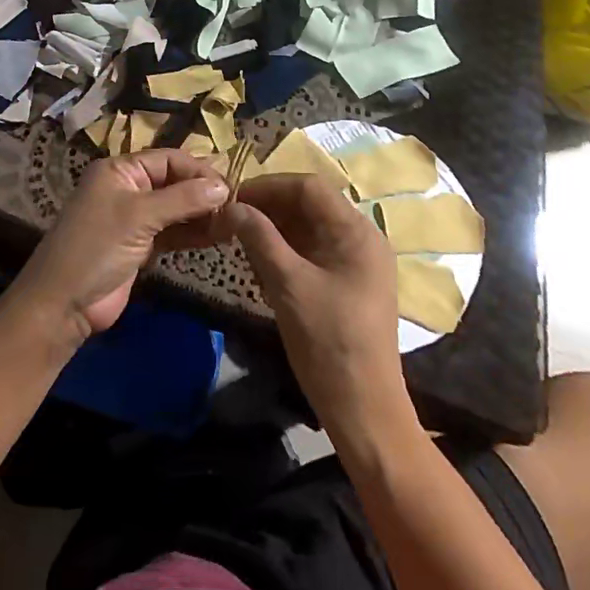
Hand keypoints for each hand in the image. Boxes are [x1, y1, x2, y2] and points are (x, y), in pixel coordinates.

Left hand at [8, 150, 229, 341]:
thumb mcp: (139, 217)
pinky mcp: (139, 245)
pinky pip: (172, 232)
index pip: (168, 159)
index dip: (199, 171)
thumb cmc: (97, 247)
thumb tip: (223, 186)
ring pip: (176, 208)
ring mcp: (132, 218)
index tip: (232, 189)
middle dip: (204, 193)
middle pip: (174, 182)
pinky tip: (220, 237)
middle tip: (239, 210)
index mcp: (119, 171)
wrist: (65, 301)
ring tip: (235, 225)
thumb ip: (182, 199)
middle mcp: (126, 188)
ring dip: (203, 215)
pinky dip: (193, 233)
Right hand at [222, 175, 410, 430]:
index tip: (231, 198)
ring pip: (306, 227)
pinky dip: (281, 248)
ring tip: (237, 238)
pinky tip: (257, 262)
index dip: (267, 186)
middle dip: (266, 206)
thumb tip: (230, 206)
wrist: (361, 404)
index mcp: (356, 233)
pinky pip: (309, 250)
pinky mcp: (344, 282)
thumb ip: (258, 237)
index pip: (308, 186)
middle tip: (228, 218)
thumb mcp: (287, 283)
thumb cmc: (327, 339)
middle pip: (308, 204)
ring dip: (271, 227)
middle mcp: (360, 239)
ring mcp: (354, 262)